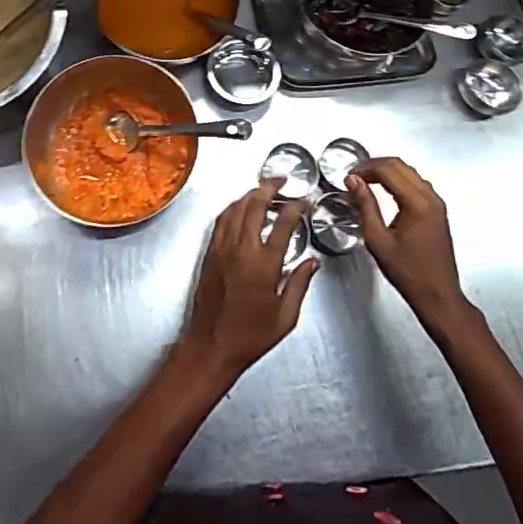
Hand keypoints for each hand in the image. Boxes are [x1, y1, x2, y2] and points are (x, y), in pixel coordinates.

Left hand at [178, 180, 319, 380]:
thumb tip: (312, 262)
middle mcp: (240, 250)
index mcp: (264, 264)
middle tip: (280, 181)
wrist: (212, 342)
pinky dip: (232, 208)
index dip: (294, 207)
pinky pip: (221, 221)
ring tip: (263, 189)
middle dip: (268, 189)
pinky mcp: (210, 252)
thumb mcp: (286, 316)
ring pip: (234, 210)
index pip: (282, 224)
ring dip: (249, 195)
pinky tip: (240, 207)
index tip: (303, 200)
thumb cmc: (251, 335)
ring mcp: (222, 248)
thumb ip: (300, 284)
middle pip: (253, 206)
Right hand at [347, 158, 467, 323]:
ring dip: (386, 171)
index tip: (349, 176)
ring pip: (409, 172)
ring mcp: (438, 205)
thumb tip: (353, 181)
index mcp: (418, 205)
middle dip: (374, 165)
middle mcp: (432, 200)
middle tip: (355, 175)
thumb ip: (365, 205)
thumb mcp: (378, 239)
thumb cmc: (409, 273)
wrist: (438, 295)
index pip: (388, 170)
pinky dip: (397, 179)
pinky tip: (383, 190)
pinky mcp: (438, 212)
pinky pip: (416, 183)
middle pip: (400, 165)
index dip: (364, 169)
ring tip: (365, 181)